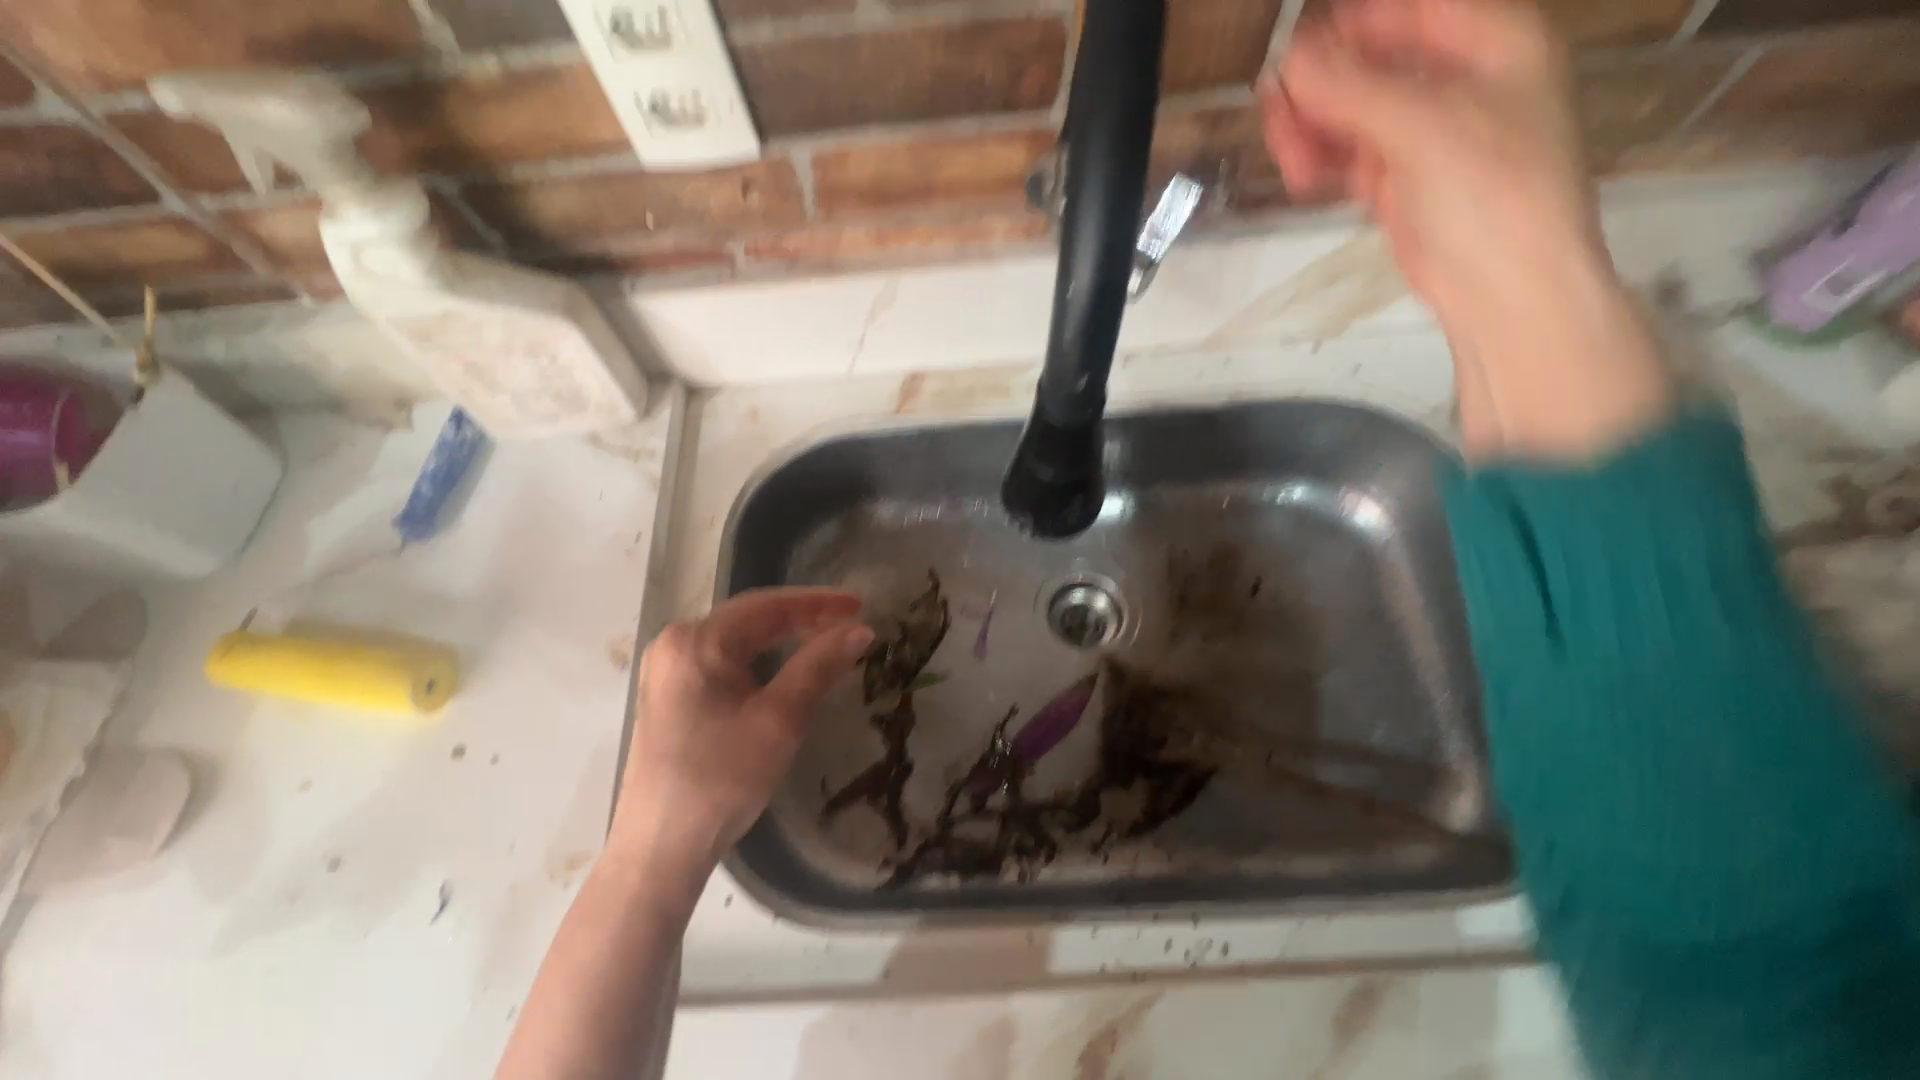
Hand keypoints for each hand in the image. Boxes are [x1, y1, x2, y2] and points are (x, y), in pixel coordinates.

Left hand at [611, 589, 873, 868]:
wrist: (660, 848)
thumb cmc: (721, 779)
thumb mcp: (780, 719)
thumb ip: (819, 666)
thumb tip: (859, 630)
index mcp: (695, 641)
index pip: (767, 605)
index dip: (818, 603)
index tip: (860, 604)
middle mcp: (673, 645)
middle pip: (748, 619)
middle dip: (801, 619)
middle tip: (849, 623)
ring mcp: (665, 672)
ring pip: (735, 642)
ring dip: (781, 639)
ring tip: (824, 641)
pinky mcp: (667, 698)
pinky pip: (721, 663)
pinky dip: (758, 661)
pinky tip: (783, 672)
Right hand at [1262, 0, 1671, 459]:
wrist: (1506, 291)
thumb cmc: (1492, 197)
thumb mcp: (1425, 128)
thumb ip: (1353, 89)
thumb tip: (1289, 60)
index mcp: (1495, 43)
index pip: (1413, 9)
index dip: (1353, 26)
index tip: (1296, 52)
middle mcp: (1461, 81)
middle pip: (1374, 61)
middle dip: (1323, 86)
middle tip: (1278, 108)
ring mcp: (1429, 135)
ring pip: (1354, 111)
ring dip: (1314, 127)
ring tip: (1287, 153)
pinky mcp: (1402, 181)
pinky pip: (1351, 155)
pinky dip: (1323, 161)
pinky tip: (1301, 174)